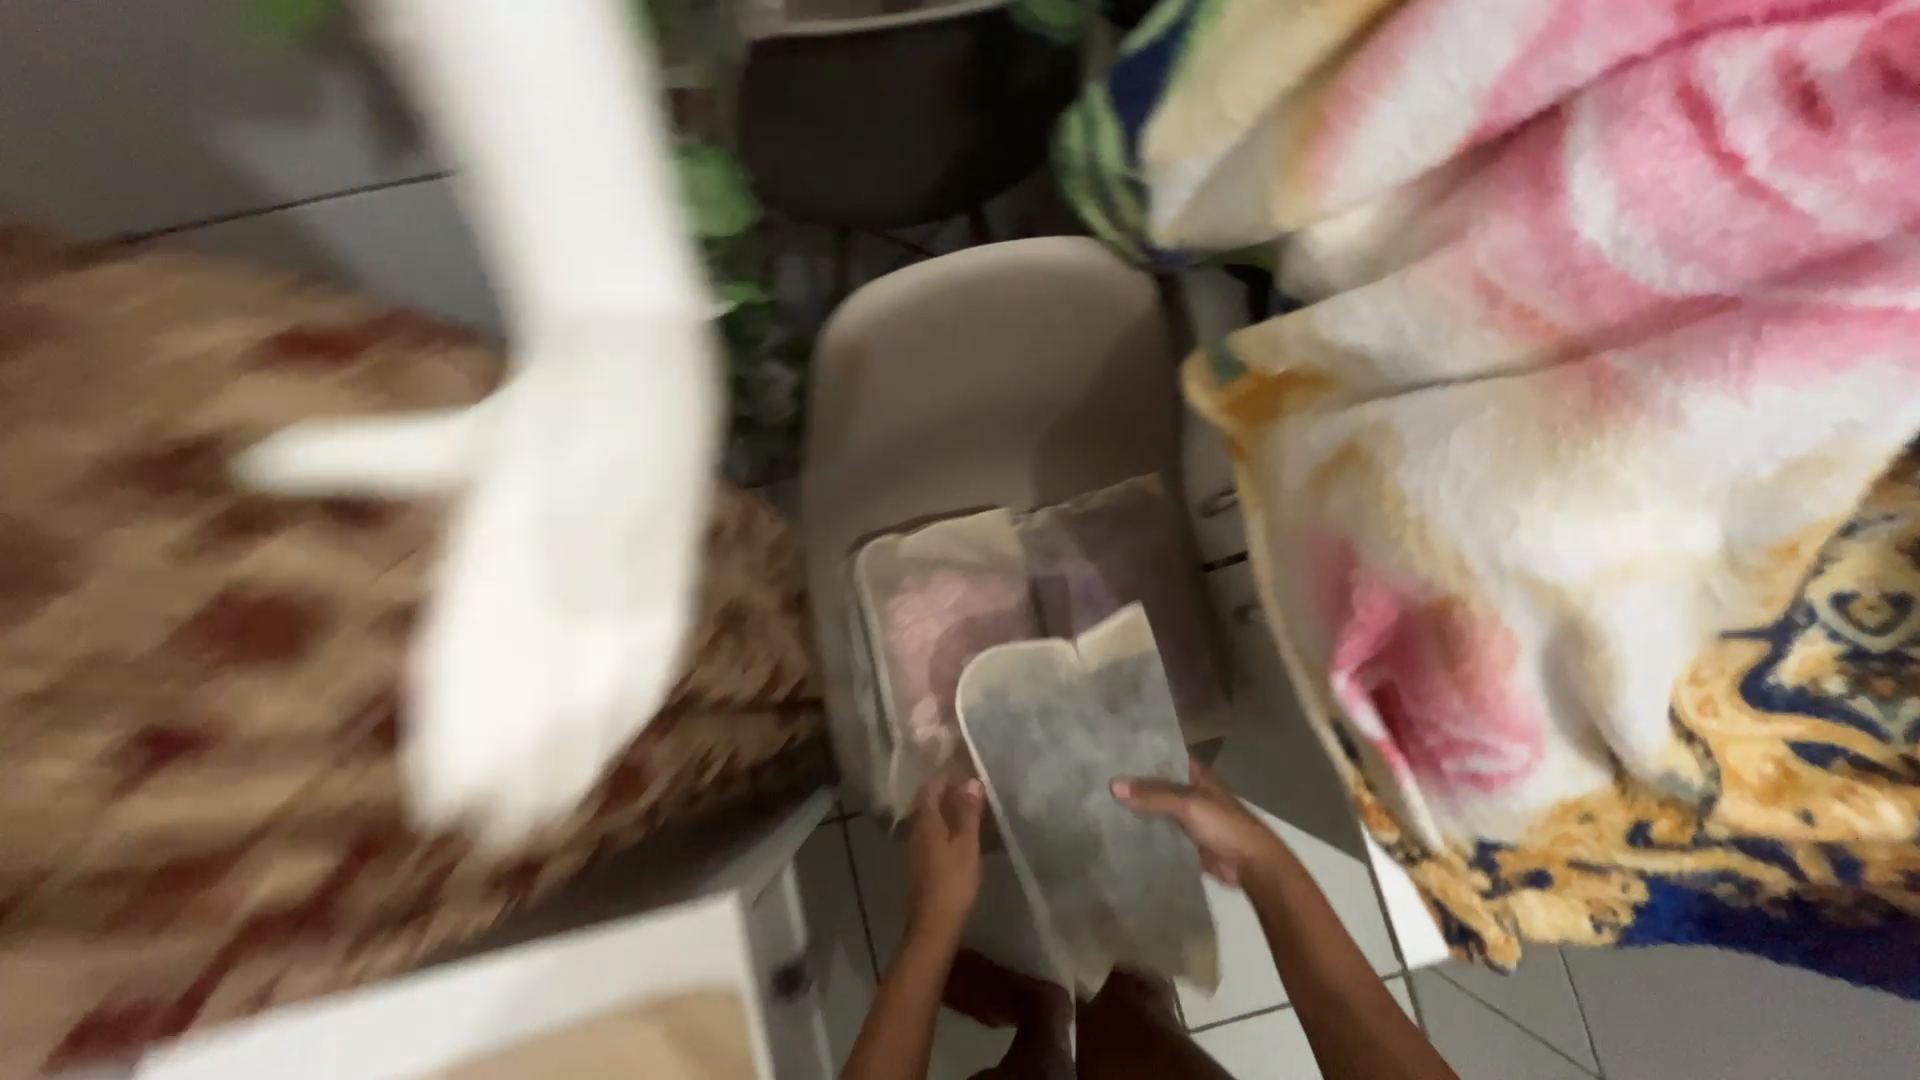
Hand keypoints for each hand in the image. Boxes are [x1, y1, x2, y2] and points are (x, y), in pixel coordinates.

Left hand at [906, 778, 985, 940]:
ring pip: (928, 820)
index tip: (965, 773)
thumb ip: (968, 812)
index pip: (929, 788)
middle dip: (946, 793)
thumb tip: (971, 781)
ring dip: (945, 811)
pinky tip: (959, 836)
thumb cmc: (953, 881)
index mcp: (925, 821)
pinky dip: (944, 828)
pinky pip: (930, 836)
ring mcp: (914, 849)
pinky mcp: (919, 865)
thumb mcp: (967, 844)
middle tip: (971, 790)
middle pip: (926, 803)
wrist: (934, 925)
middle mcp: (914, 831)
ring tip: (969, 810)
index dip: (945, 778)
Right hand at [1111, 761, 1282, 887]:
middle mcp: (1190, 791)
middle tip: (1096, 776)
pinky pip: (1158, 830)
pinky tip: (1117, 828)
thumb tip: (1112, 785)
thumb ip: (1153, 795)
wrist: (1251, 865)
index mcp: (1196, 774)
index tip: (1110, 749)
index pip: (1164, 756)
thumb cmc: (1225, 824)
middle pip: (1157, 783)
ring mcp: (1187, 816)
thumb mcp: (1189, 803)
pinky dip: (1142, 829)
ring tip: (1098, 800)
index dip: (1141, 753)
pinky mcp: (1184, 840)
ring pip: (1156, 807)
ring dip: (1135, 806)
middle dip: (1132, 782)